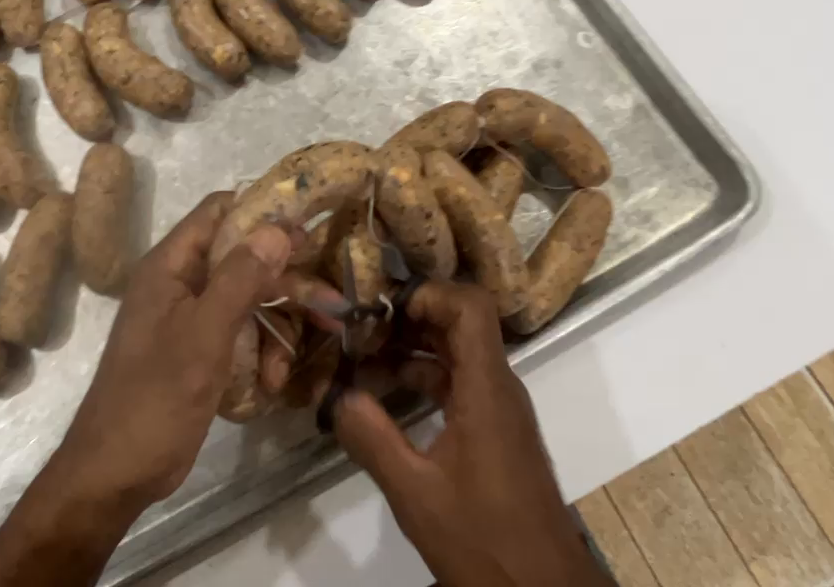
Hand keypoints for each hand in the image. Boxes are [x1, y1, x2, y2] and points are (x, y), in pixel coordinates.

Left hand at [47, 191, 291, 515]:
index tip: (309, 231)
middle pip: (242, 260)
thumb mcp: (205, 334)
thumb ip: (240, 277)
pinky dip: (259, 355)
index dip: (264, 213)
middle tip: (330, 304)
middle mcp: (180, 283)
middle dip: (285, 284)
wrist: (116, 473)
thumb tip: (278, 227)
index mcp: (171, 265)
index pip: (219, 211)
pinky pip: (240, 336)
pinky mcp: (198, 352)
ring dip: (275, 330)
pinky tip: (271, 384)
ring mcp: (188, 319)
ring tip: (285, 370)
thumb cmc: (155, 397)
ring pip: (247, 302)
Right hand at [333, 282, 605, 586]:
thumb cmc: (485, 538)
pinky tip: (383, 396)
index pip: (469, 306)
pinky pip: (458, 382)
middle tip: (357, 331)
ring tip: (359, 362)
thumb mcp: (415, 493)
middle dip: (406, 319)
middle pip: (458, 324)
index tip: (380, 310)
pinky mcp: (494, 429)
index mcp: (487, 389)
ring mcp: (498, 408)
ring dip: (410, 350)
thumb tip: (334, 395)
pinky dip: (421, 379)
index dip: (427, 294)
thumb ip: (372, 439)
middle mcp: (498, 386)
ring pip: (455, 353)